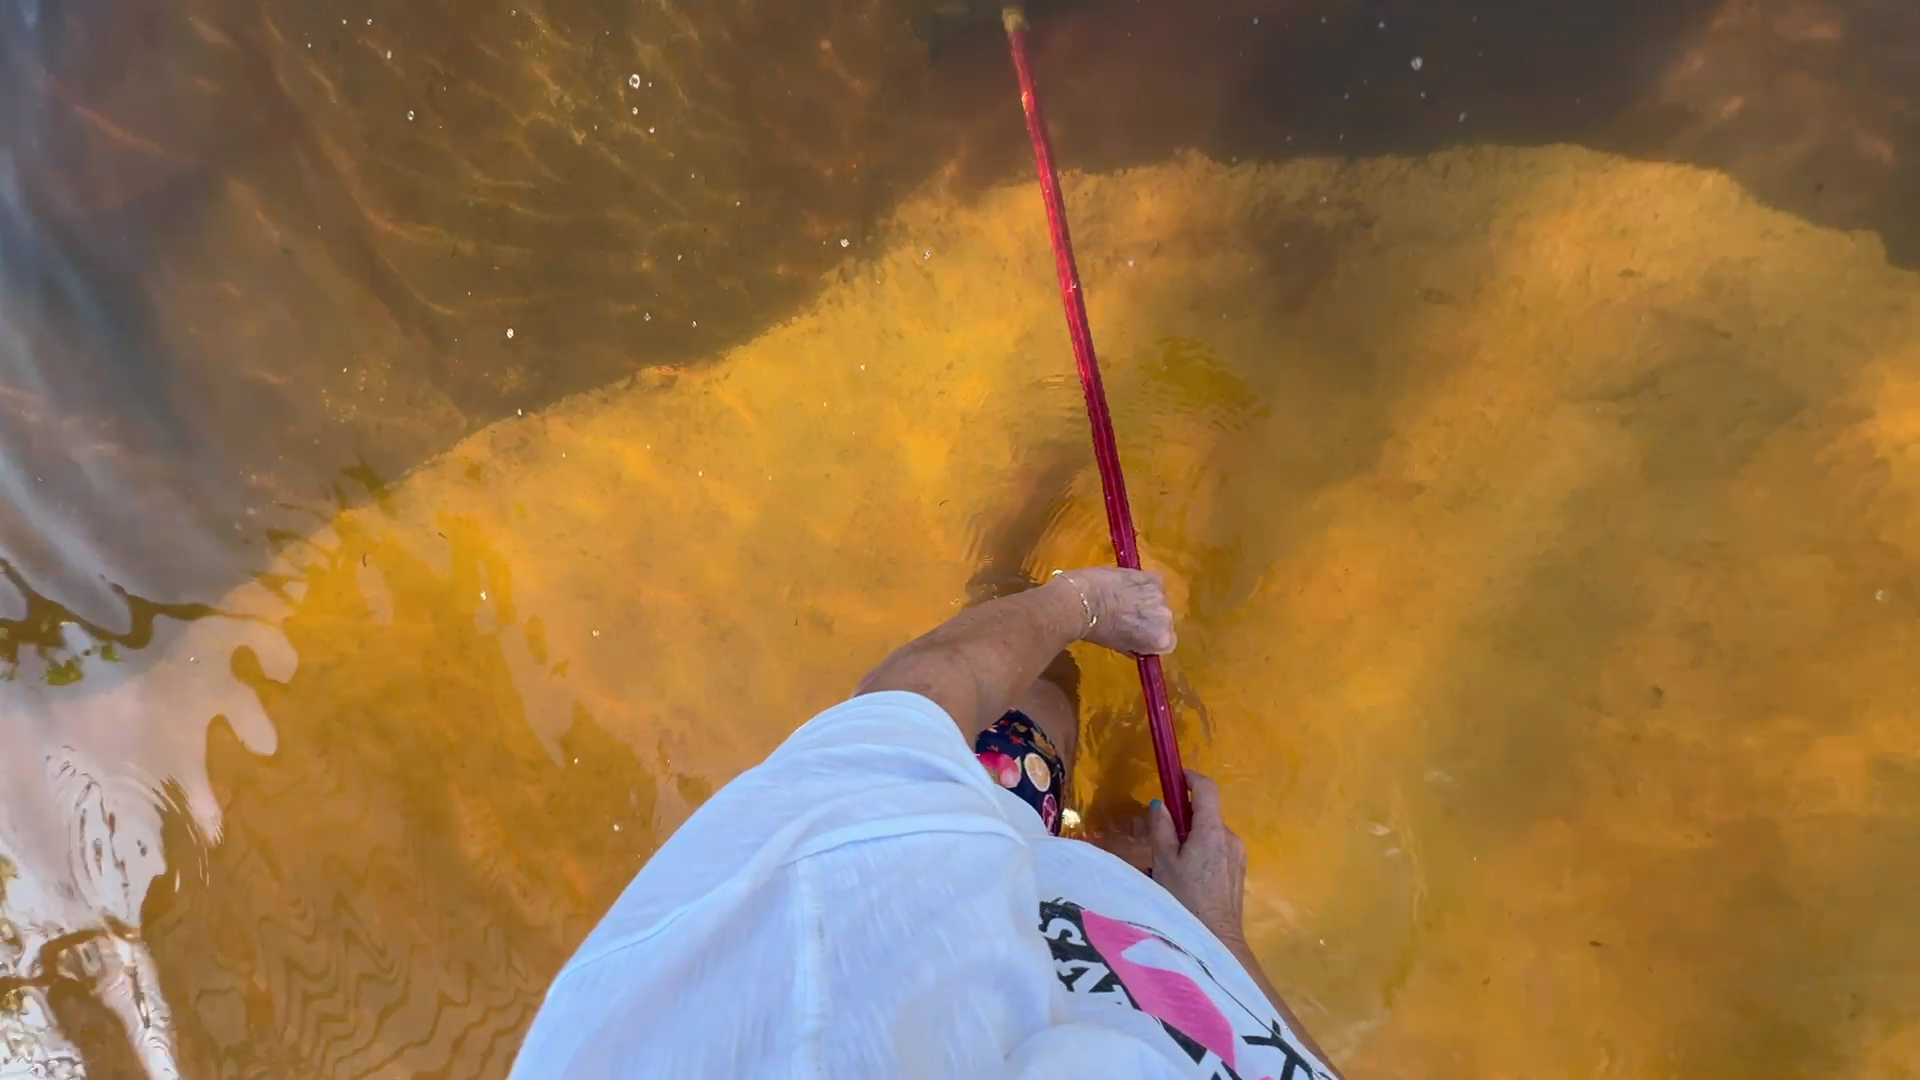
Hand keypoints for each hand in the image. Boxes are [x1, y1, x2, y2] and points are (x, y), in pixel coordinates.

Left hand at [1056, 567, 1175, 655]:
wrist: (1084, 601)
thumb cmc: (1097, 630)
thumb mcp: (1118, 646)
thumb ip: (1136, 645)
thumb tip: (1138, 645)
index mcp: (1161, 640)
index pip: (1167, 642)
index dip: (1151, 637)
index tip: (1138, 634)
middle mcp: (1166, 618)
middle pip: (1163, 619)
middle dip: (1150, 618)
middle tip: (1128, 615)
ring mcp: (1160, 595)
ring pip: (1158, 599)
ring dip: (1146, 599)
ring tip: (1124, 597)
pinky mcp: (1152, 576)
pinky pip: (1153, 581)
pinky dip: (1142, 583)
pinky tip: (1126, 584)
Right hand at [1146, 771, 1246, 943]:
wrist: (1217, 943)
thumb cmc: (1185, 900)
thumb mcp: (1164, 861)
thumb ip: (1161, 828)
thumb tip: (1161, 805)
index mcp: (1212, 831)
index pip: (1207, 789)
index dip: (1190, 777)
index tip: (1173, 777)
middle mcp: (1230, 838)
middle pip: (1206, 813)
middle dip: (1183, 817)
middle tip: (1161, 836)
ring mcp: (1238, 856)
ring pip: (1210, 833)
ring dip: (1191, 837)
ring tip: (1171, 863)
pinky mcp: (1238, 872)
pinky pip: (1217, 849)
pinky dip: (1201, 851)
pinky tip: (1187, 877)